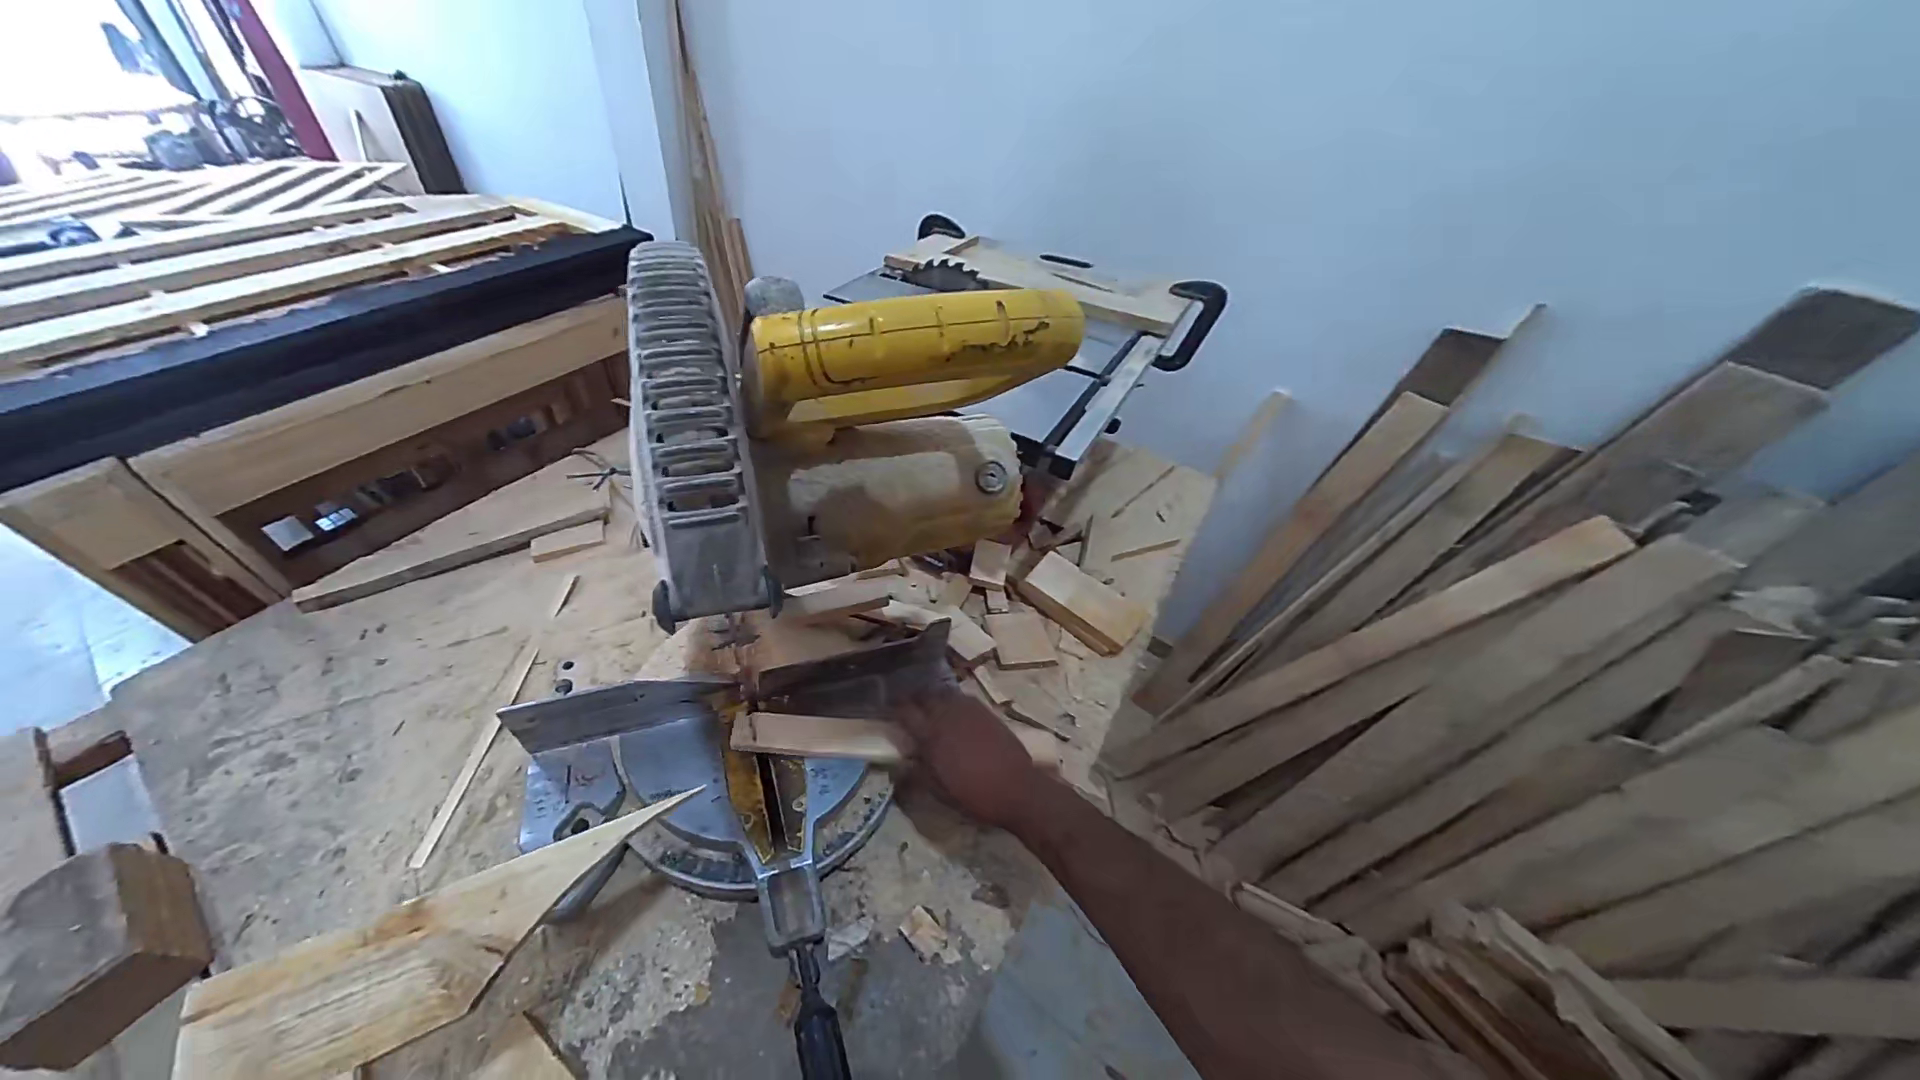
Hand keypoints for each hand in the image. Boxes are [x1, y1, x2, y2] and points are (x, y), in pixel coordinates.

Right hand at [900, 685, 1047, 830]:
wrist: (1017, 789)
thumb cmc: (974, 795)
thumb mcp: (939, 791)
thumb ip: (918, 772)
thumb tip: (901, 762)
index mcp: (932, 736)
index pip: (905, 712)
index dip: (894, 707)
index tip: (887, 708)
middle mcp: (947, 716)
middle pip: (924, 695)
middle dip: (912, 697)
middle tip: (907, 704)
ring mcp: (968, 710)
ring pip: (943, 693)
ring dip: (932, 696)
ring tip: (928, 704)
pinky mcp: (986, 711)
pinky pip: (962, 697)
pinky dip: (952, 699)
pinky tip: (953, 709)